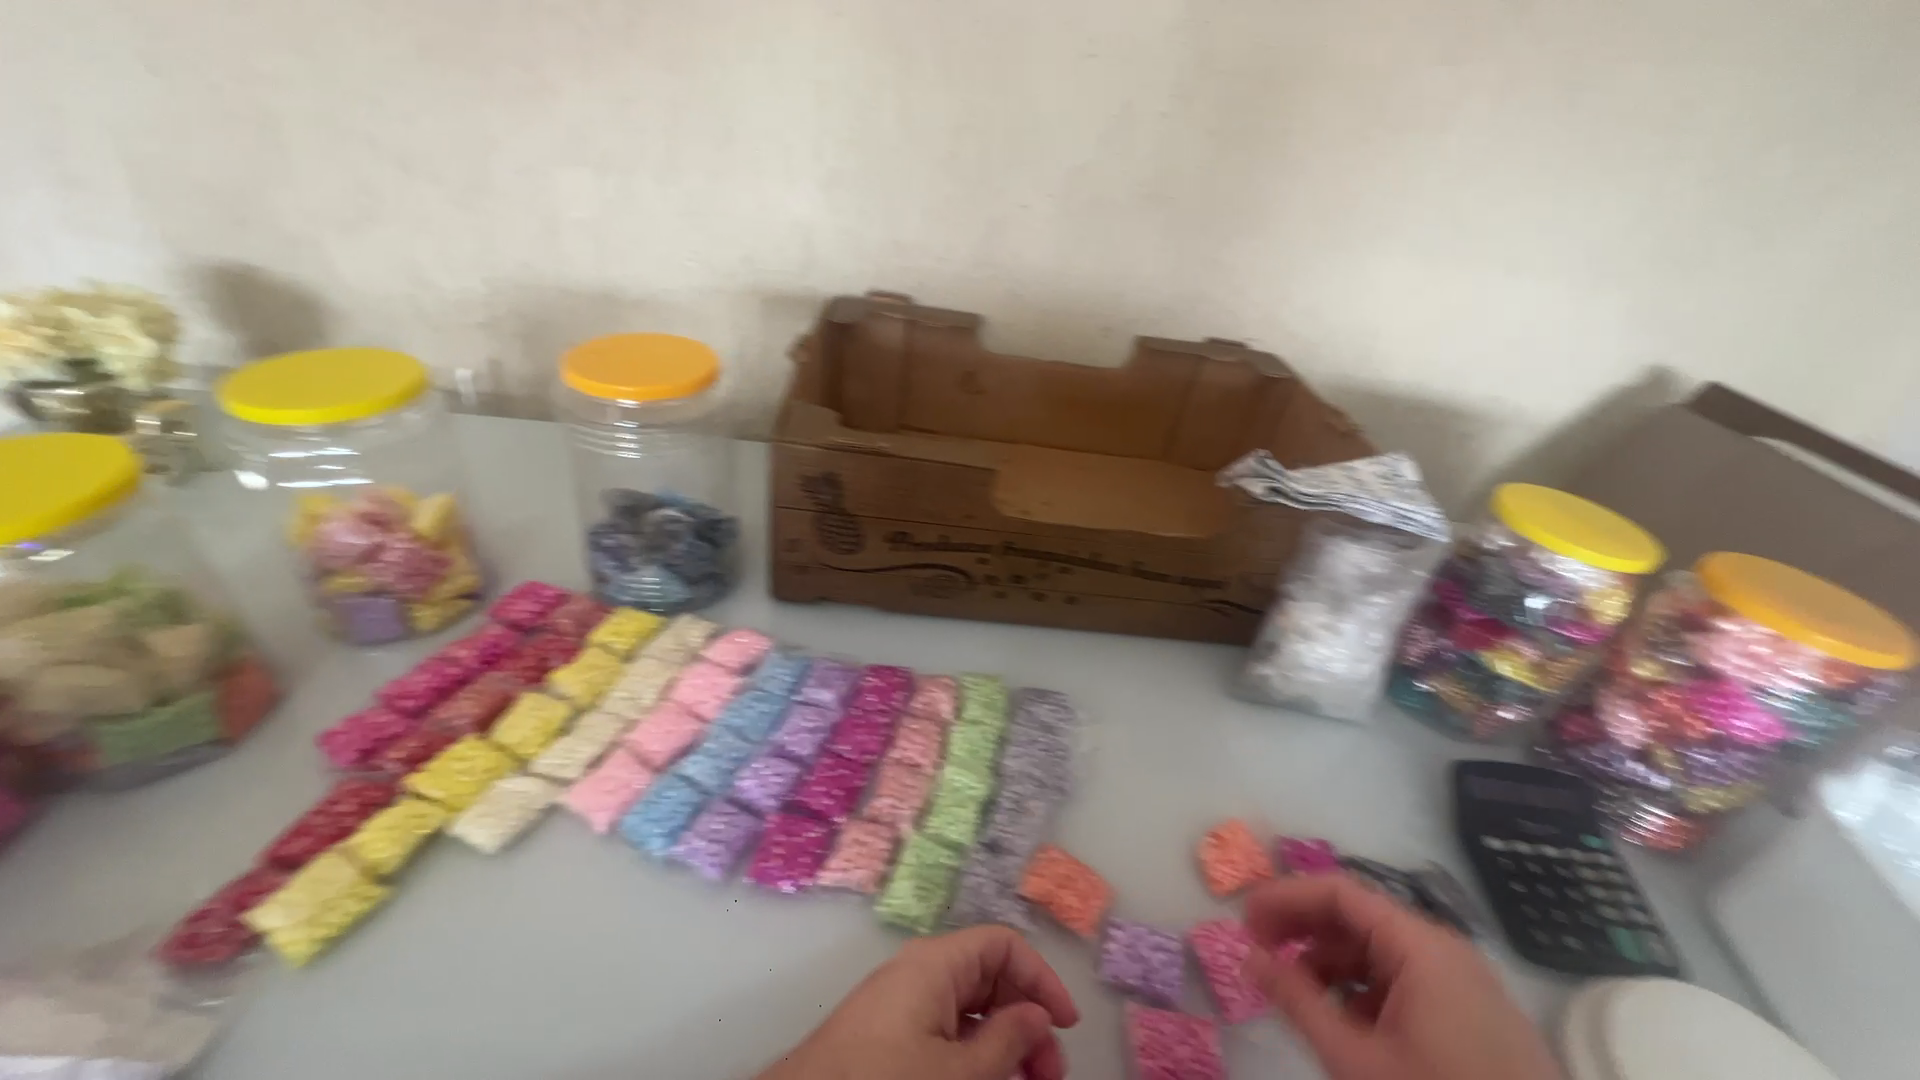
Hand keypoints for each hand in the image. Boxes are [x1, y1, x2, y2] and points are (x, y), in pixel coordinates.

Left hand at [758, 925, 1080, 1079]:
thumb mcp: (957, 1071)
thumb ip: (1006, 1041)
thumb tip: (1038, 1014)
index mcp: (936, 963)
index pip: (1003, 945)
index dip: (1041, 978)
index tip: (1065, 1025)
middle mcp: (921, 972)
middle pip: (989, 977)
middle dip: (1027, 1019)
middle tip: (1049, 1073)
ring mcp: (903, 1002)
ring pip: (970, 1009)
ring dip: (1003, 1042)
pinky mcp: (891, 1032)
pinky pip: (946, 1029)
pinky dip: (974, 1052)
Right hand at [1244, 874, 1562, 1079]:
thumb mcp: (1356, 1058)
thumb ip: (1296, 1001)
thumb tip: (1250, 957)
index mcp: (1420, 946)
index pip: (1339, 891)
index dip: (1285, 898)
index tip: (1244, 923)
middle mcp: (1443, 949)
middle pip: (1358, 917)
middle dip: (1303, 930)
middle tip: (1258, 954)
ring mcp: (1463, 981)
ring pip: (1379, 950)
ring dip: (1329, 962)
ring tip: (1295, 994)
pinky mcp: (1472, 1012)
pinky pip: (1404, 980)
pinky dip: (1362, 988)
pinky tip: (1342, 1021)